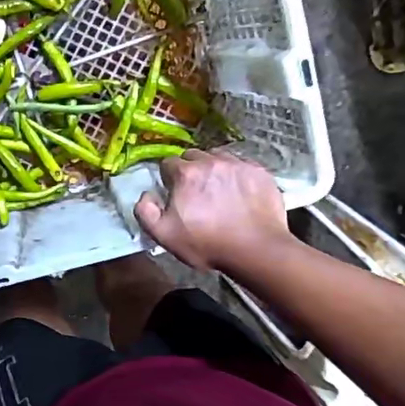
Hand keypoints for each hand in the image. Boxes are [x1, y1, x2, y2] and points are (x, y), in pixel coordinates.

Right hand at [134, 150, 287, 271]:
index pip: (168, 164)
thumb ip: (145, 212)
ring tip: (217, 189)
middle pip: (193, 156)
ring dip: (213, 168)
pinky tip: (238, 192)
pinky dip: (235, 174)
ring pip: (218, 156)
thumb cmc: (207, 244)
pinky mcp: (259, 172)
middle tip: (195, 192)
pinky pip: (241, 164)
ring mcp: (238, 164)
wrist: (256, 249)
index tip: (174, 193)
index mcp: (186, 174)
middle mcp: (211, 161)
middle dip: (190, 170)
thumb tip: (146, 194)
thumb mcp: (164, 235)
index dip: (168, 179)